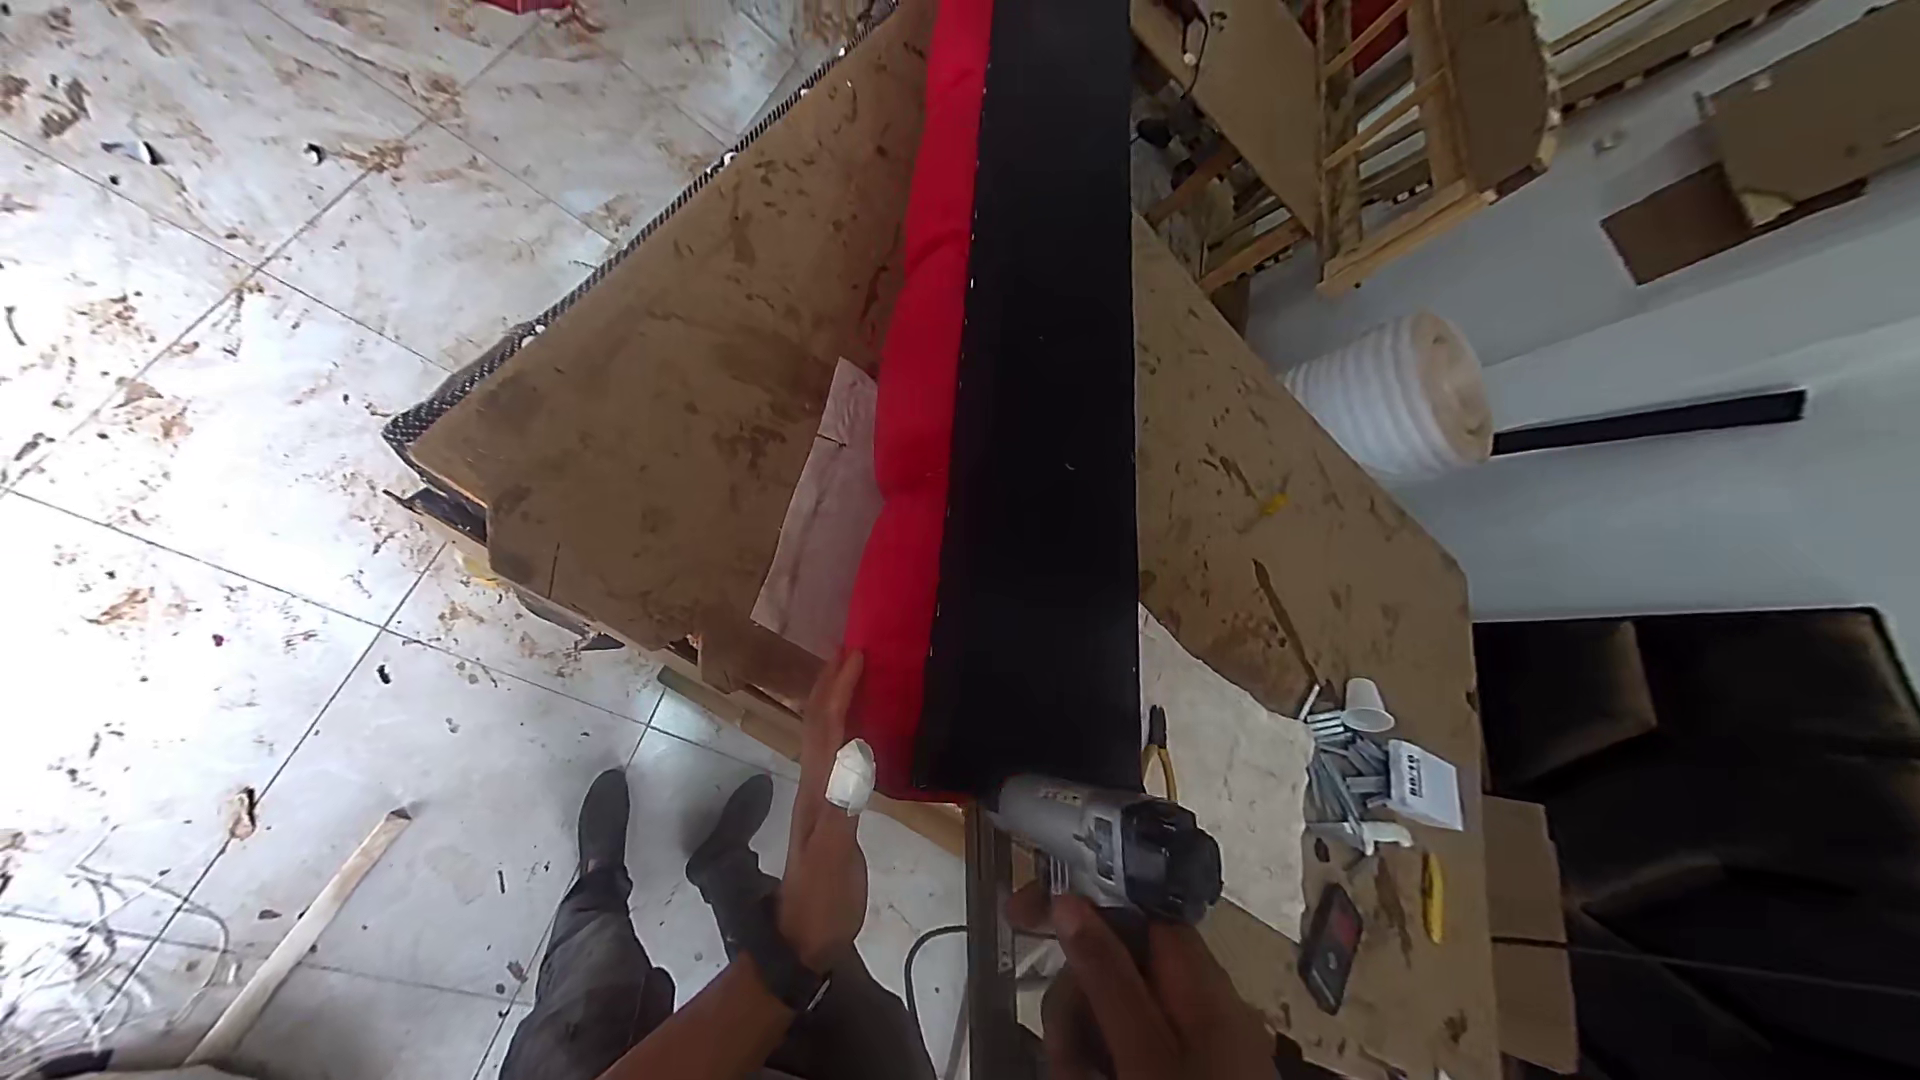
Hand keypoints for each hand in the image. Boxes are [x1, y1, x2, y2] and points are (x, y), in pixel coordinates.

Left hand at [777, 649, 868, 972]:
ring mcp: (820, 796)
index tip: (855, 654)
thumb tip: (857, 753)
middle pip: (817, 722)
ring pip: (823, 735)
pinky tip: (859, 727)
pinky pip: (836, 754)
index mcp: (816, 788)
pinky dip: (846, 728)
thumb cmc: (822, 900)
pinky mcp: (831, 809)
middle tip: (851, 650)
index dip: (838, 689)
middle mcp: (814, 783)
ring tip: (853, 675)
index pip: (826, 726)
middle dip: (830, 683)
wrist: (802, 941)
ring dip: (834, 700)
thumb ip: (844, 808)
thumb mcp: (835, 860)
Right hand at [1010, 887, 1272, 1079]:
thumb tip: (1066, 899)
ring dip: (1076, 1047)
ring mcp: (1179, 1044)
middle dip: (1072, 1003)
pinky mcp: (1163, 1072)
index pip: (1130, 908)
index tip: (1021, 914)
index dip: (1078, 904)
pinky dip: (1091, 1068)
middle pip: (1107, 964)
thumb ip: (1107, 975)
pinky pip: (1113, 1050)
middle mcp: (1188, 1001)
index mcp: (1195, 977)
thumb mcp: (1145, 1054)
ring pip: (1102, 1013)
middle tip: (1063, 1053)